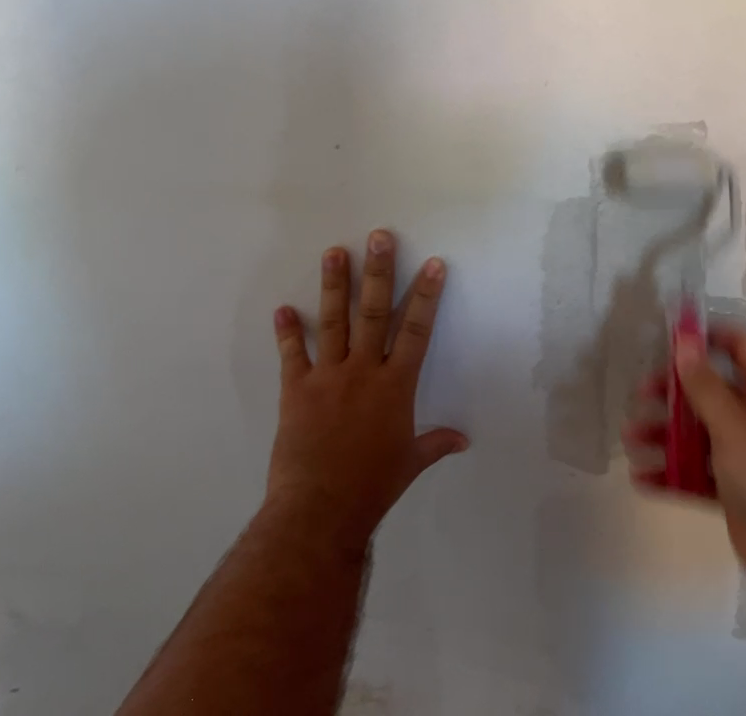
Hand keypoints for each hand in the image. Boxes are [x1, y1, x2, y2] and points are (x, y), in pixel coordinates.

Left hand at [268, 230, 467, 551]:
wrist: (320, 508)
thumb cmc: (373, 486)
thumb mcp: (410, 463)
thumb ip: (435, 444)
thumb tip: (462, 440)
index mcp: (396, 386)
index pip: (417, 330)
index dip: (426, 295)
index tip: (432, 263)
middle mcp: (364, 371)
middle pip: (375, 313)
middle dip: (379, 272)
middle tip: (378, 237)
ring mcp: (328, 377)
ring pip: (333, 322)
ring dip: (334, 285)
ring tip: (334, 252)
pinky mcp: (296, 391)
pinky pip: (292, 355)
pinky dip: (288, 332)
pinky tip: (283, 309)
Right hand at [626, 326, 745, 590]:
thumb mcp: (735, 426)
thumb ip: (706, 386)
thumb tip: (685, 342)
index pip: (742, 350)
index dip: (710, 339)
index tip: (672, 339)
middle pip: (713, 394)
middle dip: (675, 393)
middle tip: (640, 394)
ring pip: (700, 437)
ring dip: (665, 435)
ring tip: (629, 439)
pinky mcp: (736, 493)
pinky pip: (699, 475)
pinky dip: (673, 474)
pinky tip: (642, 477)